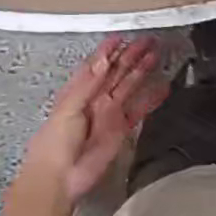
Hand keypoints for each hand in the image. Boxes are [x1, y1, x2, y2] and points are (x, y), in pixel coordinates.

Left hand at [20, 34, 168, 203]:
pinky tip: (162, 89)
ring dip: (142, 72)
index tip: (121, 37)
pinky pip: (138, 111)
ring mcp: (108, 114)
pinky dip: (150, 100)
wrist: (60, 177)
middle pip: (116, 73)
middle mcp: (94, 100)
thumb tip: (102, 60)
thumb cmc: (54, 144)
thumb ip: (88, 84)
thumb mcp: (68, 107)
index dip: (108, 51)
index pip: (96, 65)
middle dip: (131, 56)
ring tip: (156, 57)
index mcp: (77, 91)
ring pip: (129, 87)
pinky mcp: (120, 130)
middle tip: (148, 42)